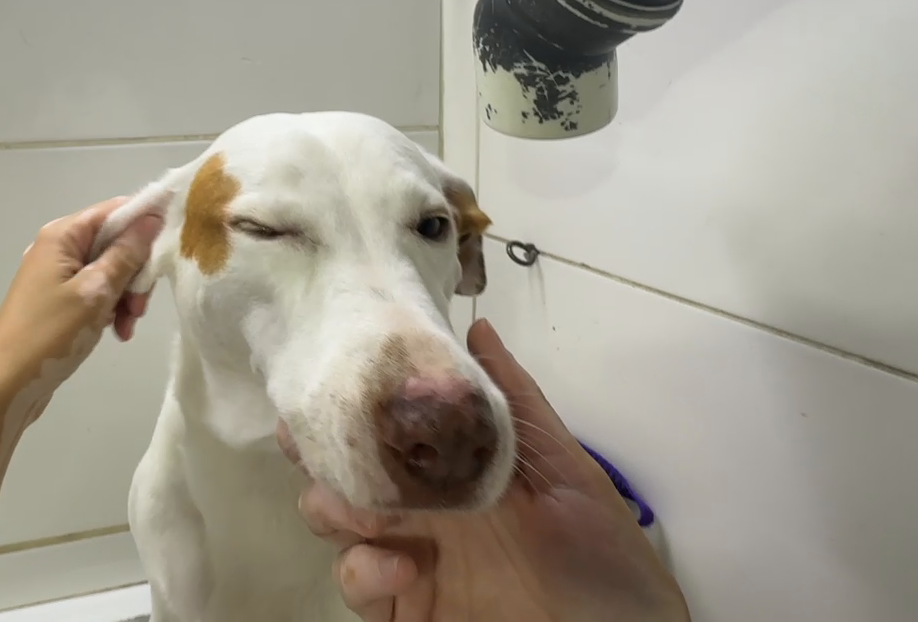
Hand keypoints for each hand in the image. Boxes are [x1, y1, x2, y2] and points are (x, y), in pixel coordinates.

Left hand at [0, 197, 163, 417]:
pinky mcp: (60, 299)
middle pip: (115, 242)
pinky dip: (111, 308)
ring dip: (126, 295)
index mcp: (62, 234)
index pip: (115, 210)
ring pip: (111, 270)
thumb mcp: (95, 292)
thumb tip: (152, 217)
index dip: (146, 222)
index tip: (172, 246)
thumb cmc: (49, 334)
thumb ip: (126, 253)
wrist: (5, 385)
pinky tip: (117, 332)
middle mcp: (59, 246)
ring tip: (127, 325)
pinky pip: (97, 291)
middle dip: (136, 271)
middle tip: (140, 305)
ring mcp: (58, 274)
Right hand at [289, 319, 687, 621]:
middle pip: (336, 460)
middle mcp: (414, 502)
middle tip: (313, 439)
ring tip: (367, 510)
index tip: (322, 374)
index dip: (341, 397)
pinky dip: (361, 570)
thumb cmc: (603, 562)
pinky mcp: (400, 608)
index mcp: (445, 462)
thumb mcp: (569, 473)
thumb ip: (516, 401)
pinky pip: (352, 583)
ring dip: (331, 502)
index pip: (379, 419)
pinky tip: (400, 568)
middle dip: (314, 446)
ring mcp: (401, 555)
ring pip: (328, 514)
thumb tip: (476, 323)